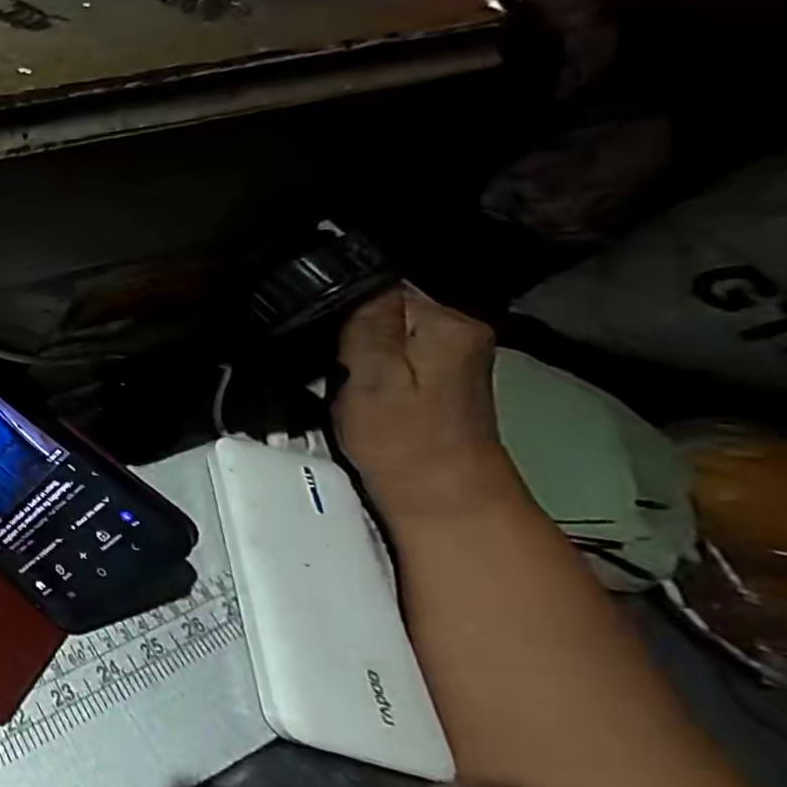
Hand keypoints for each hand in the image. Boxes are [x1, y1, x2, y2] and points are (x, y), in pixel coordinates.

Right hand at [334, 286, 518, 521]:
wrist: (444, 506)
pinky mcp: (443, 383)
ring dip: (360, 355)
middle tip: (335, 368)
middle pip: (384, 309)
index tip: (326, 342)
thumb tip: (359, 280)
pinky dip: (373, 373)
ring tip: (347, 384)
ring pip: (386, 335)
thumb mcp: (372, 375)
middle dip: (350, 332)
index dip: (342, 308)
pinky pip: (396, 358)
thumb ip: (366, 320)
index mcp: (447, 322)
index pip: (380, 286)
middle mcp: (460, 332)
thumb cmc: (404, 442)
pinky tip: (363, 396)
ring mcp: (455, 358)